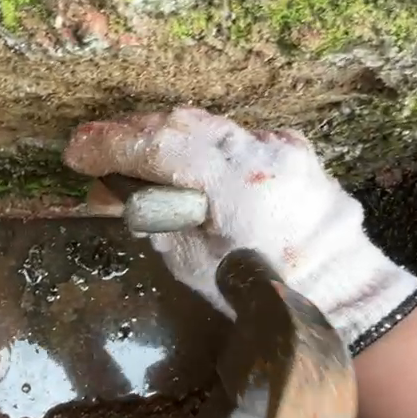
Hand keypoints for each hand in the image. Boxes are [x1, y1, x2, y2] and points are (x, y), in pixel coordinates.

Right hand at [65, 107, 416, 351]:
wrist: (341, 292)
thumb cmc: (264, 294)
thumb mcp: (194, 265)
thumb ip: (156, 223)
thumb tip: (122, 194)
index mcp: (235, 184)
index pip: (158, 146)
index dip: (110, 145)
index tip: (76, 152)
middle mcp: (260, 151)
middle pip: (180, 123)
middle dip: (131, 133)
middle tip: (94, 149)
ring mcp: (281, 145)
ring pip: (207, 125)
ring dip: (164, 135)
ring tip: (131, 152)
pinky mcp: (293, 150)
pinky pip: (235, 136)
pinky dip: (202, 145)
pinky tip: (185, 163)